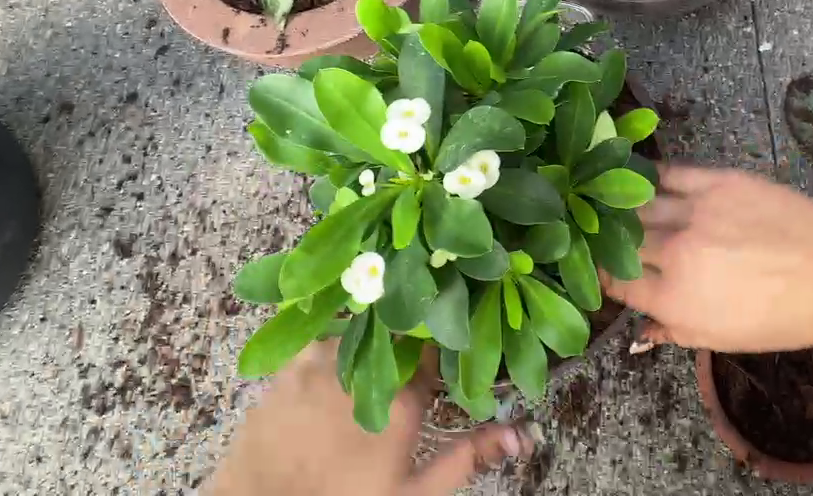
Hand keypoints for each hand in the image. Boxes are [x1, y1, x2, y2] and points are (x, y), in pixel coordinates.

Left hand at [207, 341, 532, 495]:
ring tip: (364, 372)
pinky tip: (330, 374)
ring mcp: (324, 358)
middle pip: (399, 333)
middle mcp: (370, 363)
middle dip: (405, 344)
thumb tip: (523, 433)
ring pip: (361, 332)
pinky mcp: (289, 363)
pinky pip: (321, 340)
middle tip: (401, 370)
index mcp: (406, 394)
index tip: (442, 357)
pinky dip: (331, 350)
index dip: (442, 348)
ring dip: (368, 346)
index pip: (438, 344)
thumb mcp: (413, 494)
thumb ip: (468, 457)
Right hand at [605, 165, 812, 352]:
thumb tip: (640, 331)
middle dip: (606, 239)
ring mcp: (694, 211)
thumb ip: (674, 332)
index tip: (596, 268)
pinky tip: (642, 177)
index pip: (618, 282)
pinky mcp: (715, 180)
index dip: (601, 275)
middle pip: (624, 240)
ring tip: (612, 202)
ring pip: (640, 203)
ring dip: (622, 206)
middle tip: (598, 233)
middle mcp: (675, 252)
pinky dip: (652, 176)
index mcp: (674, 299)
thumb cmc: (782, 316)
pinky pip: (671, 173)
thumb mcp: (723, 339)